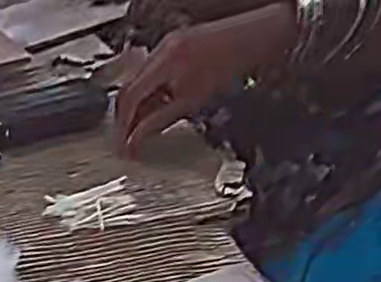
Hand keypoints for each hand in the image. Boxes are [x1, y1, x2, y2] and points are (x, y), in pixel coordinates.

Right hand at [115, 4, 296, 155]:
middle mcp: (162, 49)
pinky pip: (151, 76)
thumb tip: (134, 140)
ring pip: (138, 84)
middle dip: (125, 119)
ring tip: (142, 129)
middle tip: (127, 142)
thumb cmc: (233, 63)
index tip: (122, 146)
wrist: (259, 37)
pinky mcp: (175, 47)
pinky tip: (156, 109)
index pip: (128, 98)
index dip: (122, 127)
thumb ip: (157, 122)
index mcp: (165, 61)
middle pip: (128, 90)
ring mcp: (168, 46)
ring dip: (137, 108)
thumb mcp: (190, 102)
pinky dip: (149, 95)